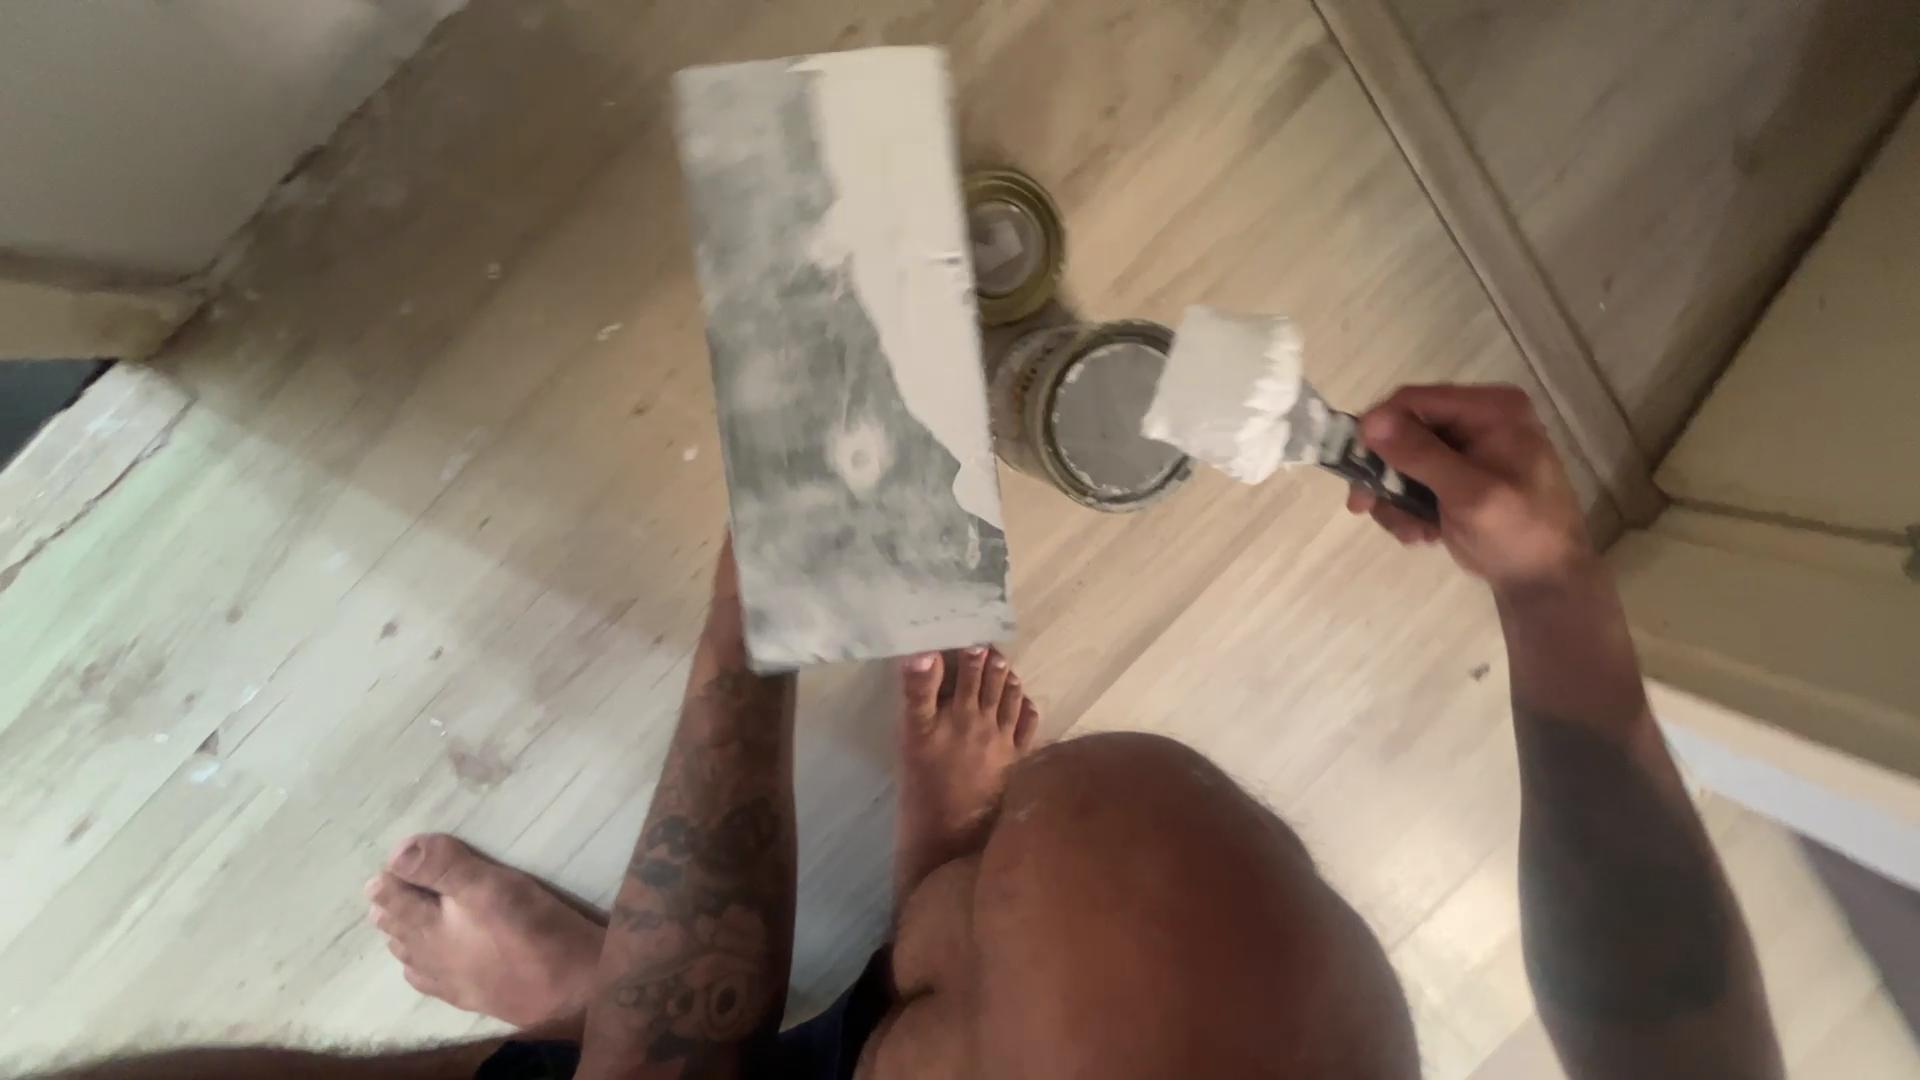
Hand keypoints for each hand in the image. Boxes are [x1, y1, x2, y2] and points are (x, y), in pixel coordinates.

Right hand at [1347, 384, 1596, 591]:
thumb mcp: (1469, 494)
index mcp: (1491, 410)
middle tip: (1366, 509)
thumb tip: (1368, 423)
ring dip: (1393, 500)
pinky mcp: (1452, 473)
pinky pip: (1407, 480)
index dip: (1377, 430)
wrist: (1543, 577)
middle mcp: (1475, 419)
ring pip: (1396, 460)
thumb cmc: (1518, 533)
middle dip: (1383, 475)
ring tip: (1412, 532)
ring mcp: (1463, 447)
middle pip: (1400, 432)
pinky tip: (1422, 533)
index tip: (1356, 469)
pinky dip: (1405, 509)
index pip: (1413, 401)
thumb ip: (1420, 456)